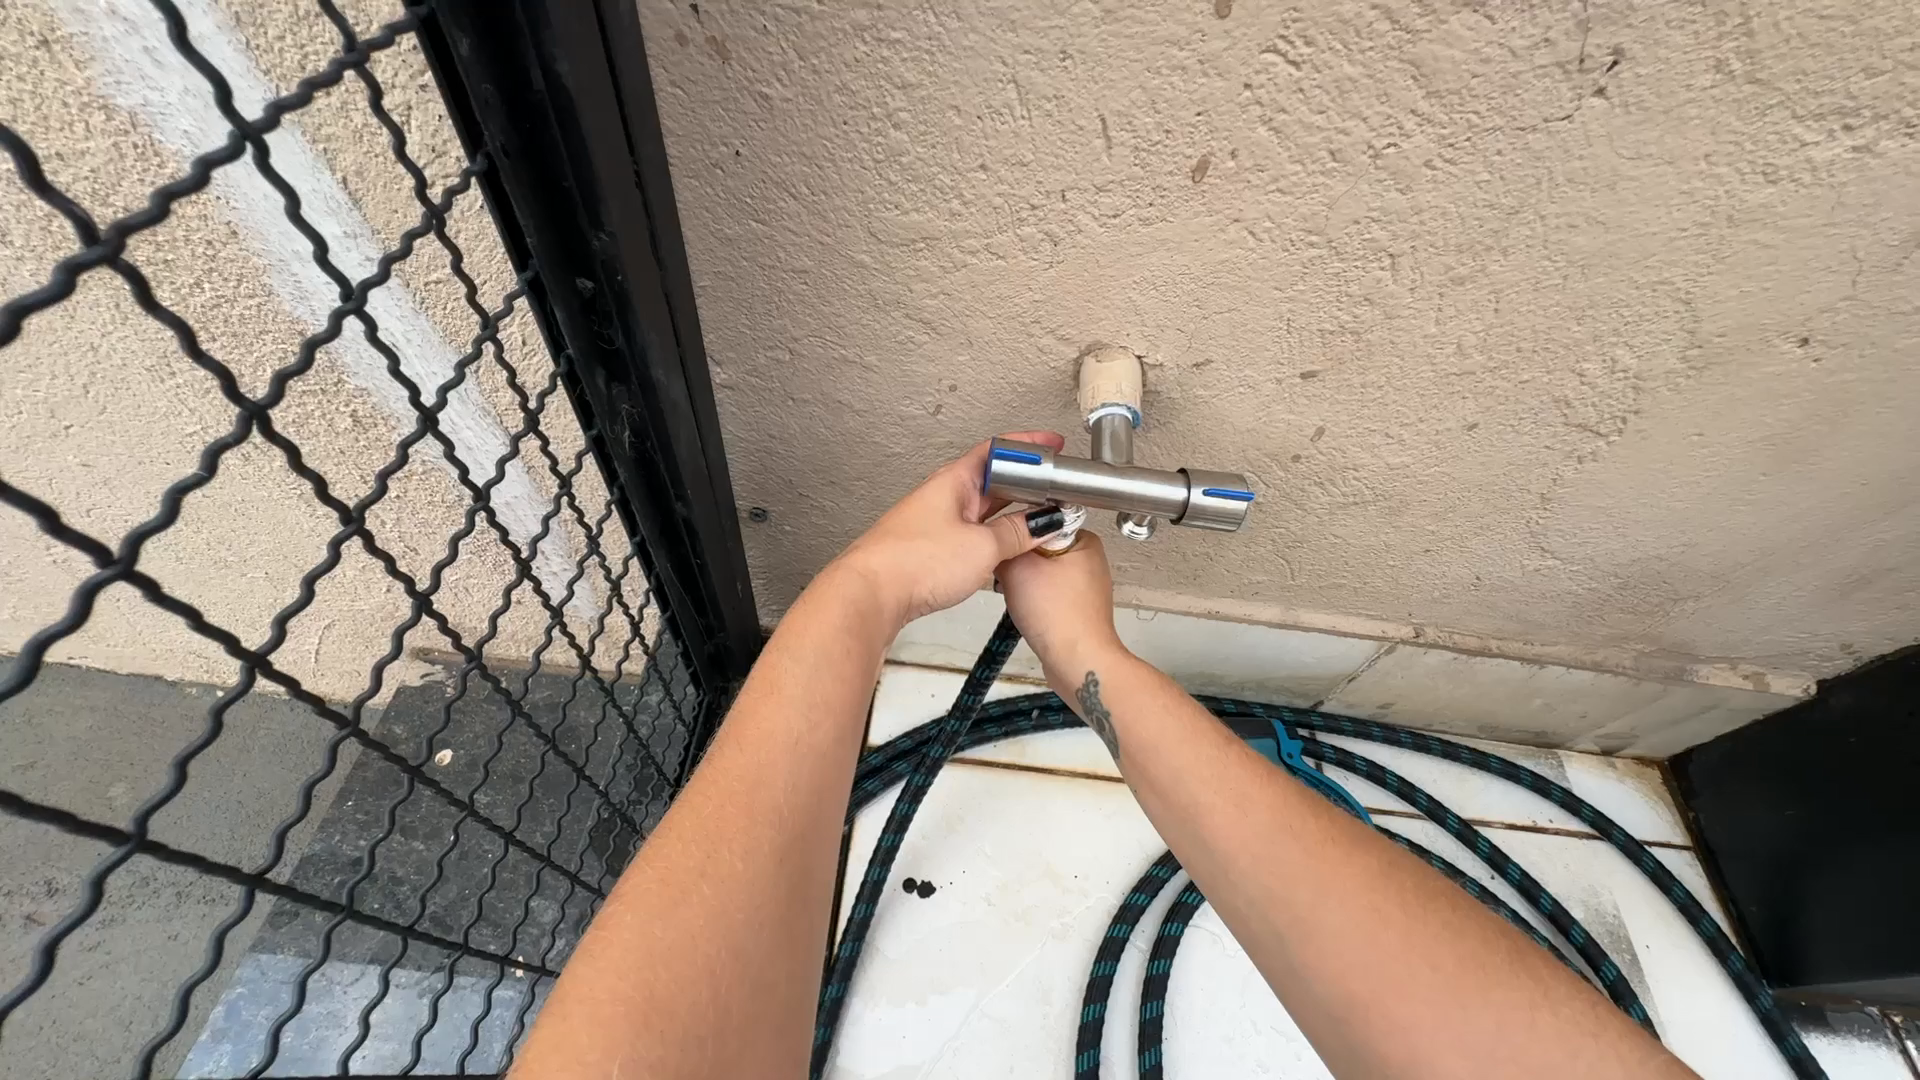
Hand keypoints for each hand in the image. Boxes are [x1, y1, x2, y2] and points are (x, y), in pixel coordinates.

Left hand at [826, 431, 1067, 628]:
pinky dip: (993, 537)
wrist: (871, 595)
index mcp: (954, 480)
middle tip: (1053, 489)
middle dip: (1025, 483)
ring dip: (1010, 514)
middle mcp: (942, 496)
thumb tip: (1044, 522)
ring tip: (1037, 523)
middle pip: (991, 480)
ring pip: (981, 510)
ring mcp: (934, 523)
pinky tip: (1004, 551)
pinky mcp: (929, 550)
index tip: (1052, 444)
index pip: (997, 449)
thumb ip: (1017, 533)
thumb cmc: (913, 561)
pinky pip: (970, 534)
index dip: (1028, 445)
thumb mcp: (983, 546)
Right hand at [996, 531, 1128, 697]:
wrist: (1078, 663)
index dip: (1016, 536)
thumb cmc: (1056, 614)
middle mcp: (1089, 559)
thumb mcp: (1018, 569)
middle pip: (1038, 549)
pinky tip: (1027, 612)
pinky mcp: (1077, 609)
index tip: (1005, 552)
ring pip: (1040, 573)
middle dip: (1018, 564)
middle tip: (1009, 579)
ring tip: (1018, 598)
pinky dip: (1033, 602)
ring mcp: (1085, 586)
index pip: (1040, 523)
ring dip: (1023, 584)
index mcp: (1085, 540)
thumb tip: (995, 539)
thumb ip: (1004, 546)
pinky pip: (1047, 595)